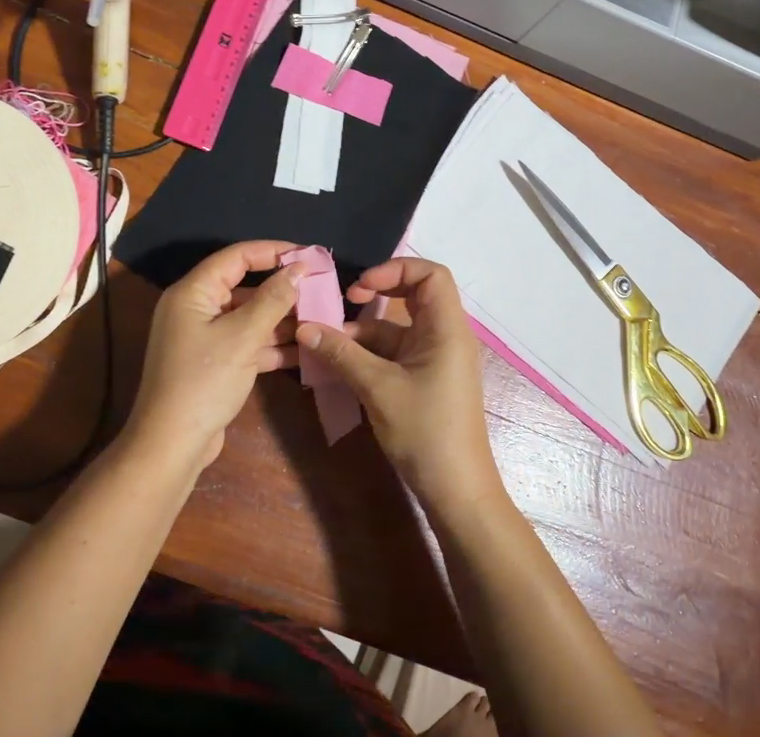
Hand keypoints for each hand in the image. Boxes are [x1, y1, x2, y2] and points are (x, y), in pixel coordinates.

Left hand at [126, 241, 301, 470]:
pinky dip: (271, 346)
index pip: (236, 257)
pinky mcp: (214, 364)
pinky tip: (304, 351)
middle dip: (282, 290)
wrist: (172, 443)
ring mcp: (203, 338)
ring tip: (321, 319)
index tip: (309, 255)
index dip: (273, 251)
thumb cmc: (204, 382)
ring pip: (248, 318)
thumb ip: (272, 300)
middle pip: (244, 287)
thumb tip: (299, 268)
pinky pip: (246, 344)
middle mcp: (195, 309)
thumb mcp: (242, 337)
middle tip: (321, 290)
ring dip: (281, 320)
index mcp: (192, 292)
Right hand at [296, 258, 500, 511]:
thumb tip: (304, 327)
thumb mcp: (377, 387)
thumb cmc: (425, 430)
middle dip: (374, 296)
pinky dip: (367, 354)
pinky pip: (393, 353)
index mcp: (447, 329)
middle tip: (342, 302)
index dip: (395, 270)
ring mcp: (434, 360)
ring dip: (362, 332)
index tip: (359, 288)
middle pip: (412, 297)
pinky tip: (336, 363)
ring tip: (322, 340)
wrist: (455, 489)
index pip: (430, 274)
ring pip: (396, 329)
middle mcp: (444, 337)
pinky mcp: (423, 380)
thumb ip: (341, 353)